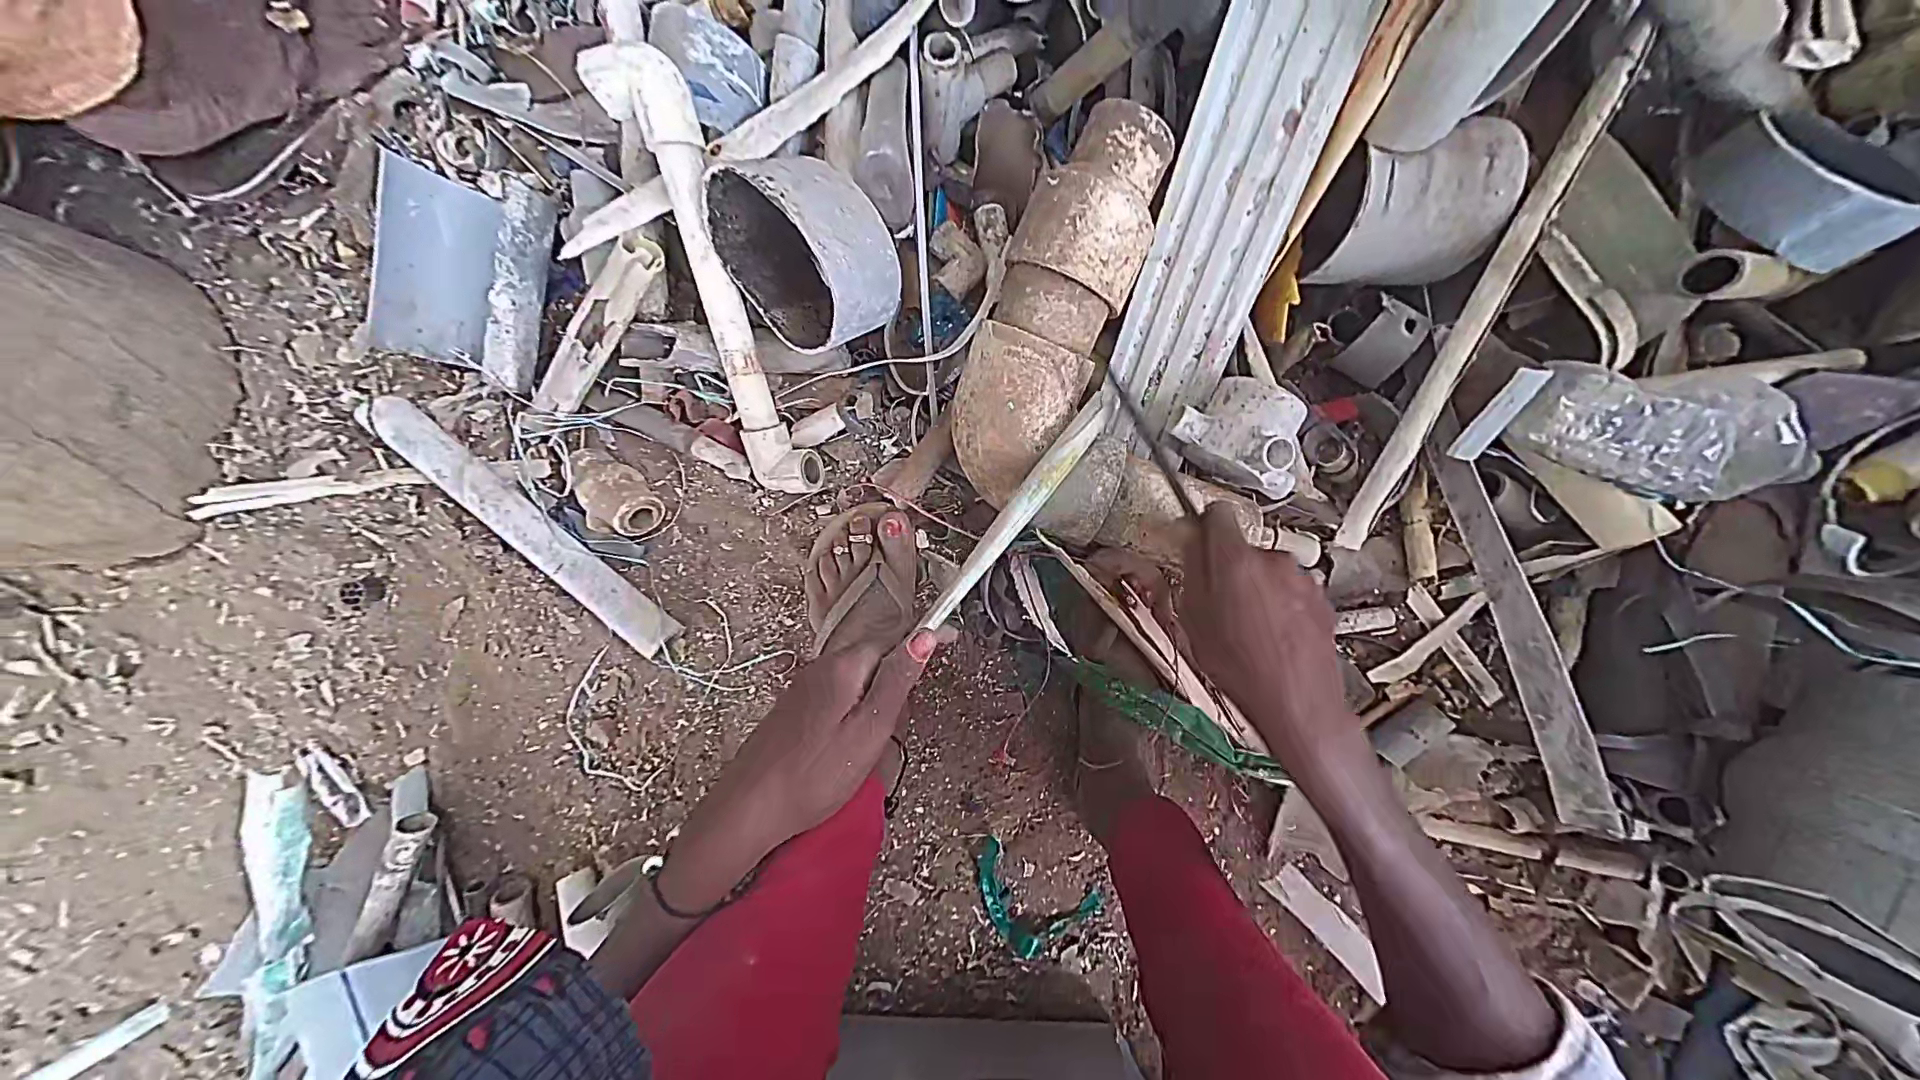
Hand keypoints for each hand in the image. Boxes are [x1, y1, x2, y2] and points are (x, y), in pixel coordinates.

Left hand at [658, 629, 940, 910]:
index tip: (953, 638)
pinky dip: (855, 710)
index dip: (925, 638)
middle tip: (899, 724)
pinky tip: (848, 744)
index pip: (895, 636)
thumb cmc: (817, 775)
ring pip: (857, 678)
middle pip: (875, 658)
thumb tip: (926, 635)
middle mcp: (822, 665)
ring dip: (876, 699)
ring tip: (874, 743)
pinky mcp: (795, 705)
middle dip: (896, 681)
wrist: (749, 809)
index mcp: (844, 666)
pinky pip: (839, 694)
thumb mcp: (870, 730)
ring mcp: (804, 684)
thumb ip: (898, 680)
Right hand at [1179, 503, 1351, 758]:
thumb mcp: (1193, 619)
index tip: (1196, 542)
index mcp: (1235, 559)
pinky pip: (1290, 591)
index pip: (1217, 514)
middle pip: (1242, 547)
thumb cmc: (1240, 668)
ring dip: (1256, 587)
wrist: (1299, 705)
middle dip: (1228, 567)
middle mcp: (1273, 560)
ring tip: (1246, 627)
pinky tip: (1271, 637)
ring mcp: (1302, 579)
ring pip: (1267, 571)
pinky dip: (1279, 605)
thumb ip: (1191, 571)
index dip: (1203, 526)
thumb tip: (1191, 542)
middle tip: (1216, 602)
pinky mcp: (1322, 600)